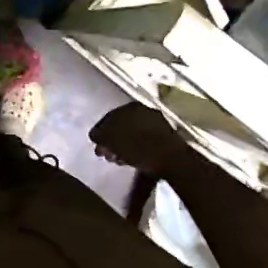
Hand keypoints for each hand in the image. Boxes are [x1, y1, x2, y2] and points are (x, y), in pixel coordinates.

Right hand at [90, 103, 223, 184]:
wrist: (173, 160)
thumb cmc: (139, 148)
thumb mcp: (112, 141)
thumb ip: (99, 135)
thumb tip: (94, 135)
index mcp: (131, 107)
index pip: (107, 118)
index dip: (99, 133)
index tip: (96, 145)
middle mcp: (144, 110)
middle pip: (120, 126)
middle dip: (111, 141)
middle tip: (106, 154)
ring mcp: (156, 122)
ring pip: (132, 133)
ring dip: (122, 146)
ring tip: (117, 160)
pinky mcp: (165, 135)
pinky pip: (143, 139)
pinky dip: (134, 148)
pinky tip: (130, 159)